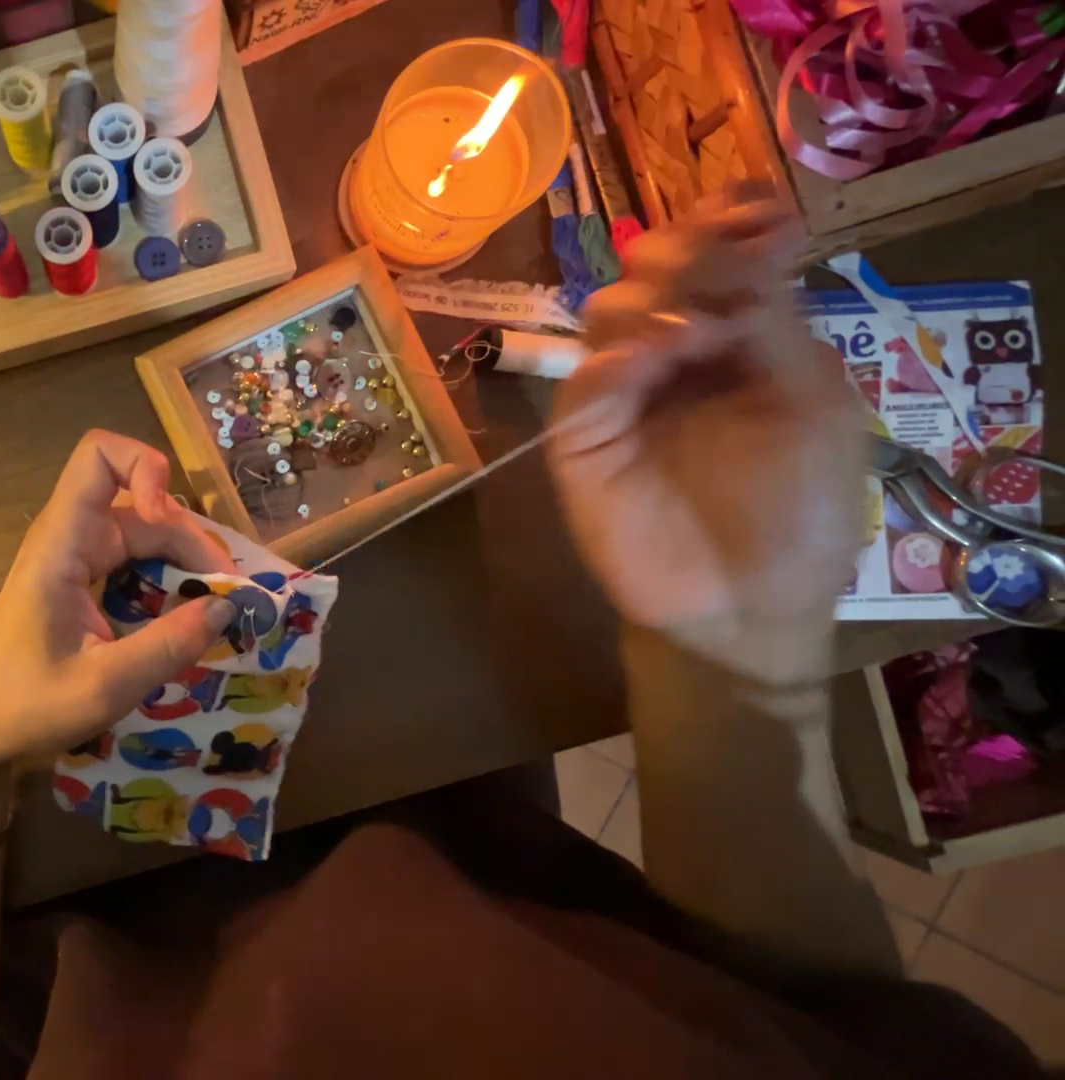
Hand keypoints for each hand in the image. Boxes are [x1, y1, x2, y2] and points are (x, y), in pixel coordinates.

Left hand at [0, 431, 236, 843]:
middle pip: (141, 504)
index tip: (170, 522)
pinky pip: (133, 560)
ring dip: (184, 560)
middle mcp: (68, 539)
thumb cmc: (24, 708)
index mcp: (60, 545)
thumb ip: (168, 645)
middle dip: (189, 539)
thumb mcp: (105, 686)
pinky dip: (166, 577)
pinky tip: (188, 612)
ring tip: (217, 605)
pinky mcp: (79, 582)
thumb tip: (224, 606)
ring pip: (143, 532)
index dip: (146, 468)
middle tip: (226, 595)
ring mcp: (74, 559)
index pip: (98, 456)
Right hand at [550, 193, 865, 683]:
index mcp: (743, 342)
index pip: (720, 261)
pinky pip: (582, 382)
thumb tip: (732, 244)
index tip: (745, 209)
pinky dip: (611, 363)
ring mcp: (622, 396)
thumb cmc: (795, 509)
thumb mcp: (812, 402)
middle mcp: (677, 358)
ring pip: (606, 314)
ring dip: (647, 306)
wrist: (736, 601)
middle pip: (654, 272)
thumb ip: (768, 323)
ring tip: (685, 339)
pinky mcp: (579, 438)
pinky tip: (645, 368)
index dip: (726, 222)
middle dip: (681, 254)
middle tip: (707, 268)